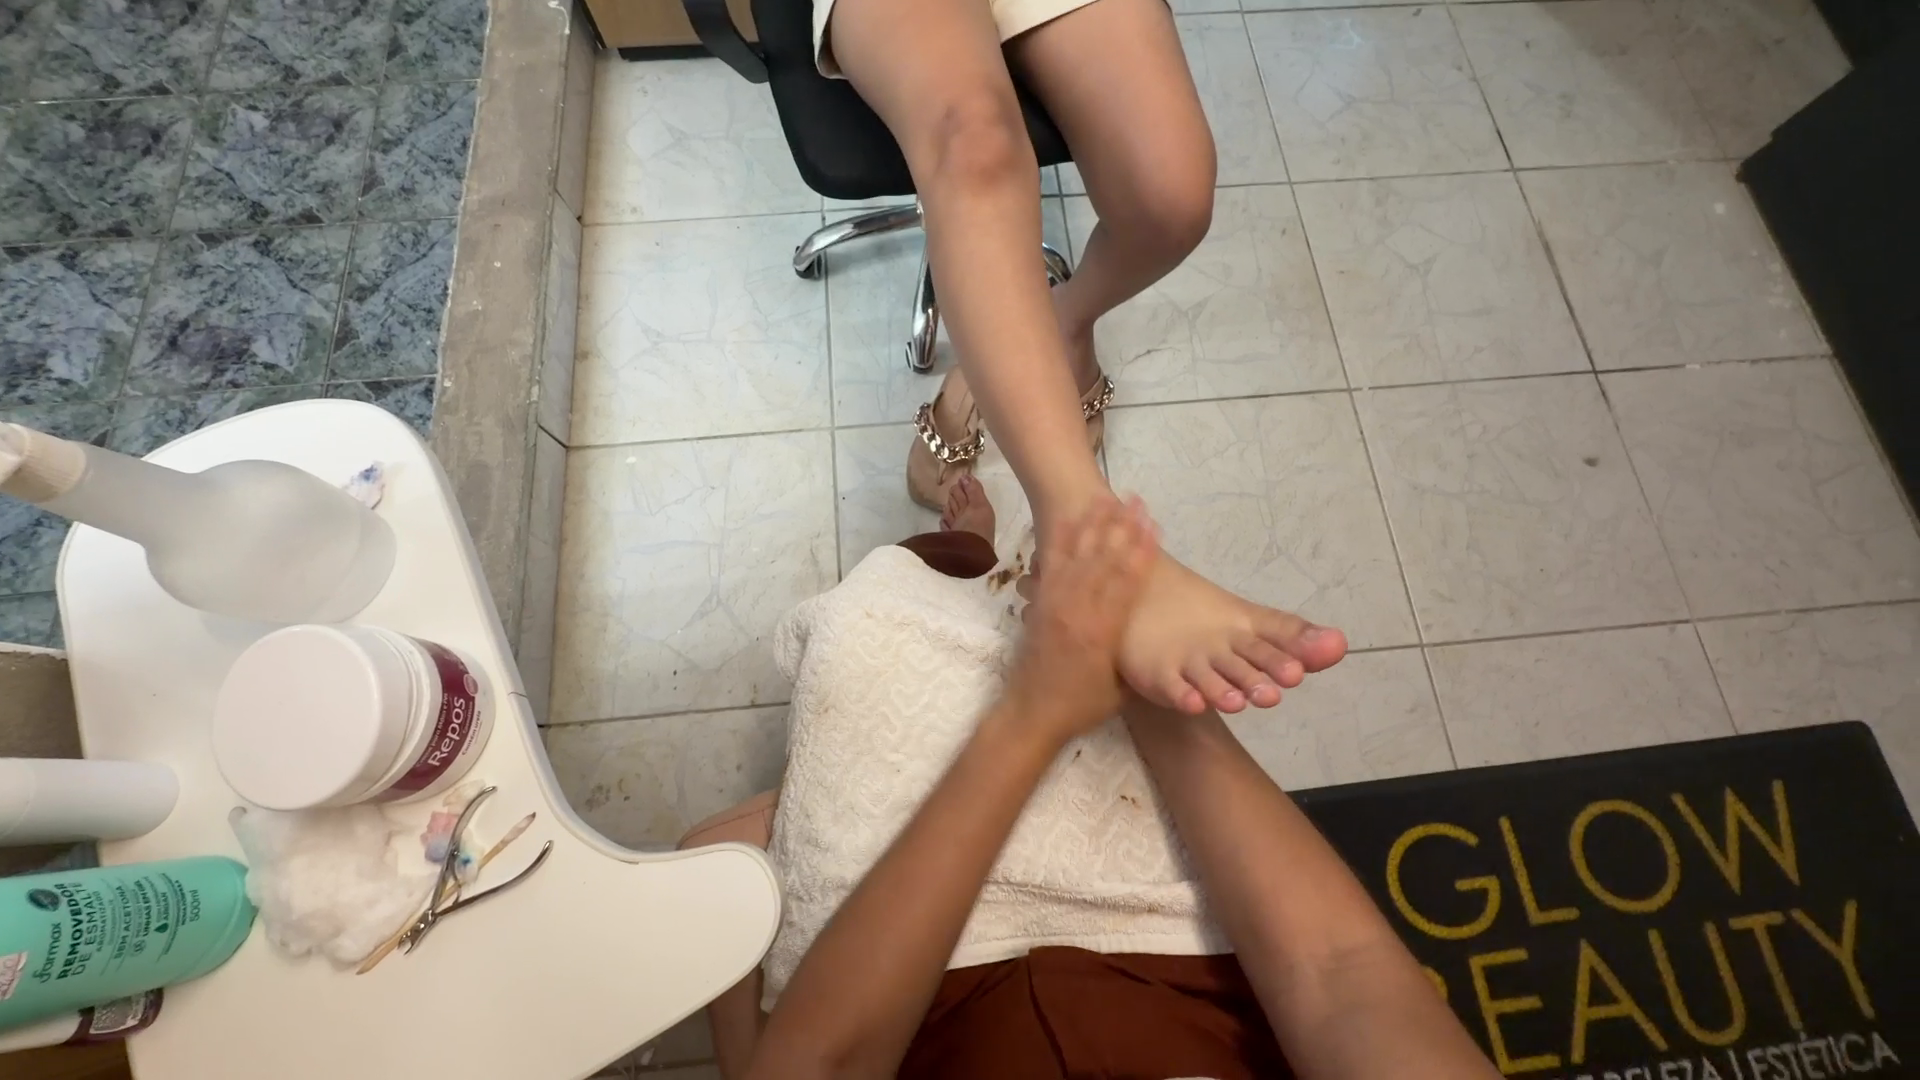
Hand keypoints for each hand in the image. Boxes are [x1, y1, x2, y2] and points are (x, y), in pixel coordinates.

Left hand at [1002, 496, 1158, 741]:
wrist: (1031, 714)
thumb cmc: (1081, 707)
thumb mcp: (1122, 690)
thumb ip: (1140, 660)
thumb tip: (1164, 642)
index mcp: (1103, 633)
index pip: (1127, 583)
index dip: (1141, 552)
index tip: (1154, 526)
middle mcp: (1078, 612)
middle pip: (1103, 561)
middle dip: (1121, 528)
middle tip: (1135, 500)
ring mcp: (1056, 605)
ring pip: (1077, 557)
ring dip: (1092, 526)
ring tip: (1105, 499)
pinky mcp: (1040, 605)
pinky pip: (1050, 567)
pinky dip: (1059, 543)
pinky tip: (1066, 522)